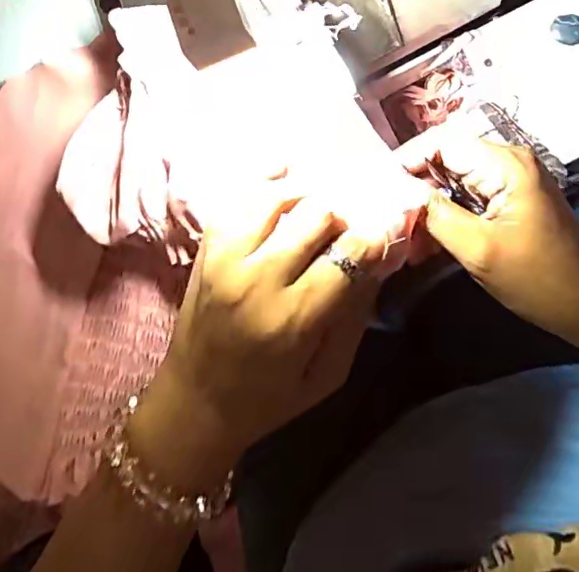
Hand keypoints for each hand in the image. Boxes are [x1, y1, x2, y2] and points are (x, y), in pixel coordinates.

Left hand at [129, 175, 384, 490]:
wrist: (192, 404)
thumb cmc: (268, 398)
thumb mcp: (327, 374)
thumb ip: (355, 315)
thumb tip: (378, 260)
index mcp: (292, 318)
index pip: (348, 253)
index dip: (376, 237)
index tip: (386, 234)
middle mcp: (257, 279)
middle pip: (318, 214)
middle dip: (345, 216)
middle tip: (350, 227)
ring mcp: (226, 257)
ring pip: (279, 195)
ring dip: (309, 195)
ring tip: (321, 206)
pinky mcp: (208, 246)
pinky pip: (240, 195)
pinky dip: (267, 180)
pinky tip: (286, 174)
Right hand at [401, 130, 578, 344]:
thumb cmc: (539, 280)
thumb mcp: (480, 250)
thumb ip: (437, 215)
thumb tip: (401, 193)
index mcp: (506, 164)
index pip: (445, 141)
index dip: (410, 158)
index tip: (382, 186)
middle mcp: (510, 161)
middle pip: (449, 156)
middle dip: (417, 184)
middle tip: (390, 214)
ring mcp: (513, 179)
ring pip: (456, 177)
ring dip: (431, 202)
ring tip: (406, 231)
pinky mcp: (512, 198)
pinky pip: (471, 194)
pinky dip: (449, 212)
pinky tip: (429, 237)